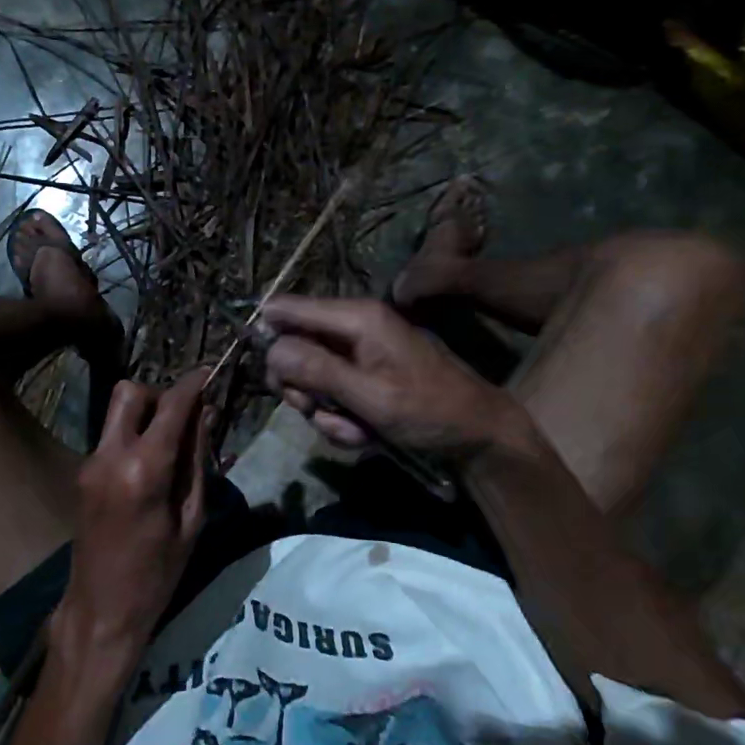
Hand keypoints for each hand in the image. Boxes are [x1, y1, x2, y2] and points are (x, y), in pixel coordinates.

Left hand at [54, 369, 213, 659]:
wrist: (100, 609)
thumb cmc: (158, 575)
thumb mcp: (191, 520)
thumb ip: (196, 461)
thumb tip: (205, 415)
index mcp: (143, 470)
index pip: (170, 406)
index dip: (193, 384)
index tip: (210, 372)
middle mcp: (110, 456)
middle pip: (130, 392)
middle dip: (160, 393)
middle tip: (183, 418)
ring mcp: (91, 462)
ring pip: (117, 410)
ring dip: (146, 413)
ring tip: (172, 443)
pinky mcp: (83, 472)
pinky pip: (111, 434)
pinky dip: (134, 433)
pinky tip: (153, 464)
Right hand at [262, 295, 525, 453]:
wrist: (476, 437)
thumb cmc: (429, 411)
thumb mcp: (370, 396)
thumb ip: (318, 370)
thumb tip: (271, 349)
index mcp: (356, 317)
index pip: (286, 308)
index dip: (268, 336)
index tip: (275, 377)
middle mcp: (351, 327)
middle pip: (291, 347)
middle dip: (299, 386)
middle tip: (314, 410)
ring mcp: (355, 352)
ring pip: (307, 377)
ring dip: (322, 410)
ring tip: (354, 429)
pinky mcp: (359, 375)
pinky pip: (327, 394)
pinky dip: (338, 418)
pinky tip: (363, 433)